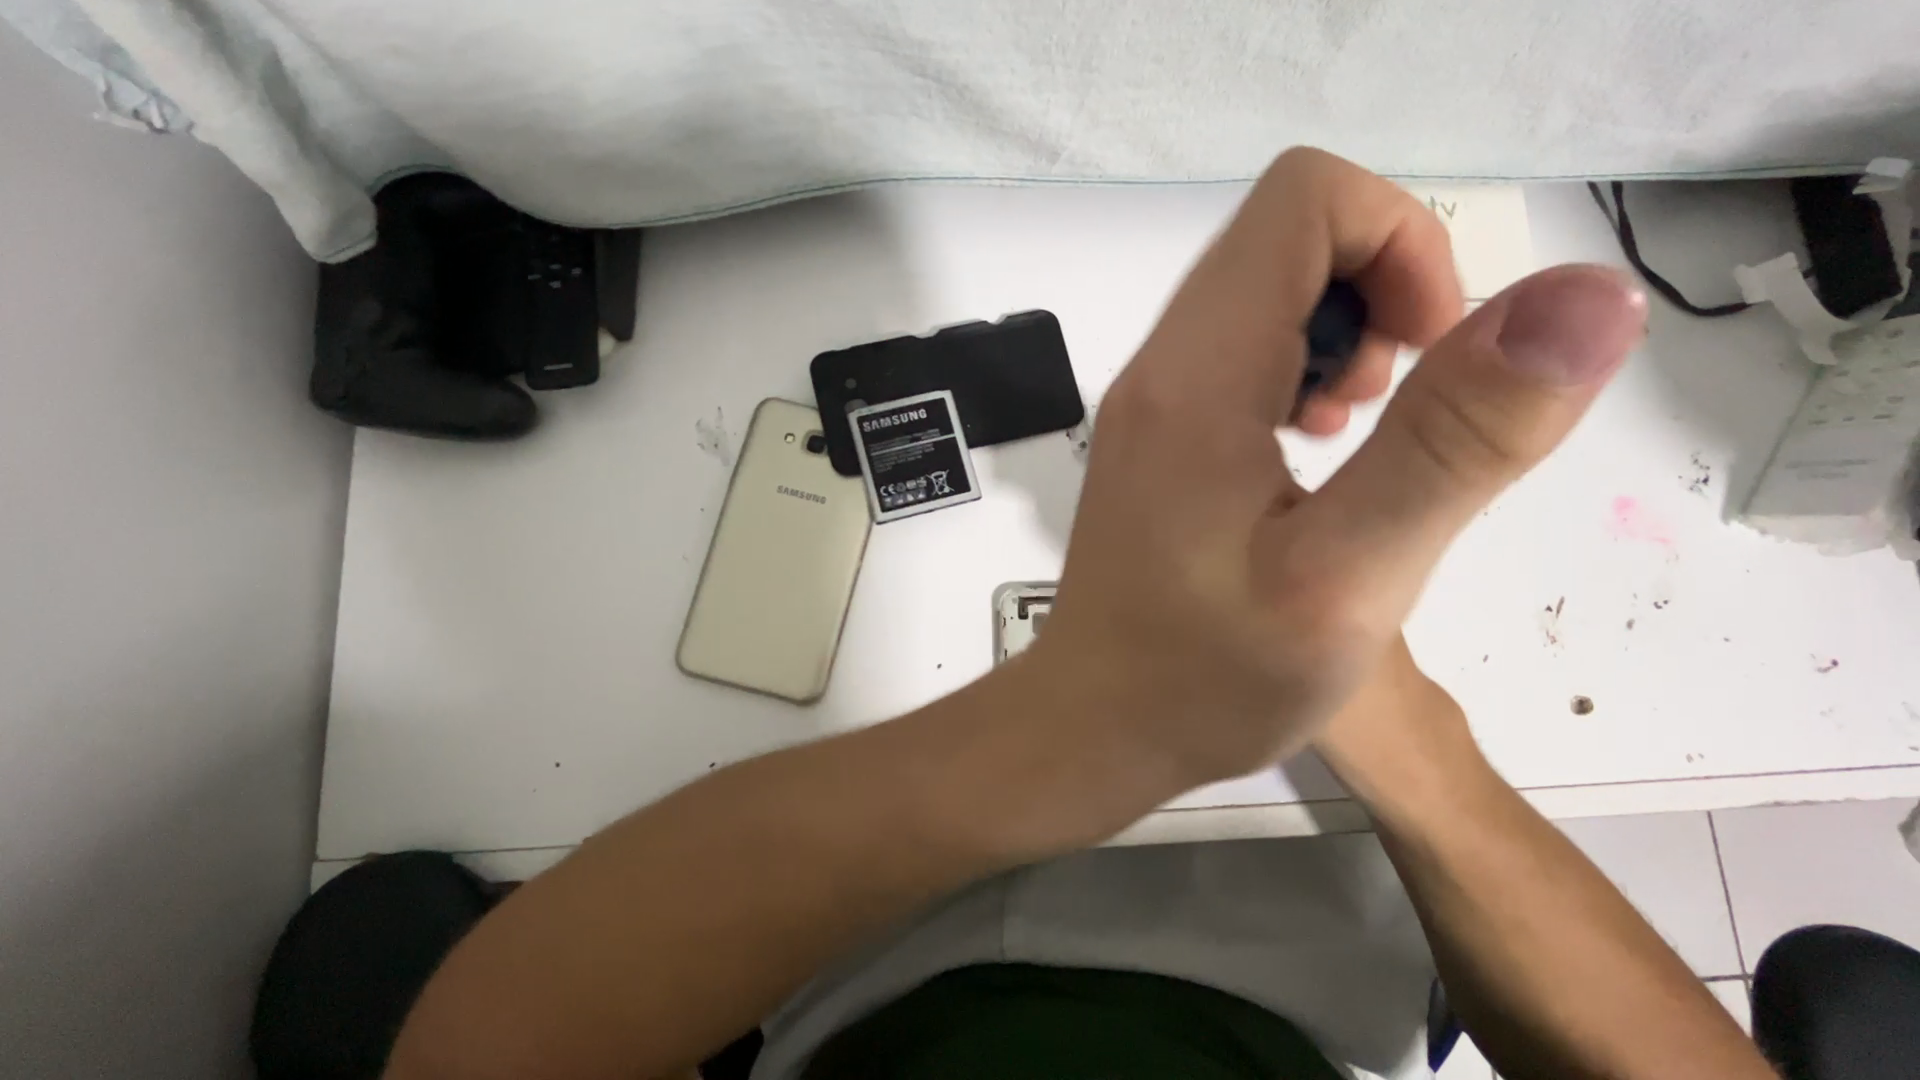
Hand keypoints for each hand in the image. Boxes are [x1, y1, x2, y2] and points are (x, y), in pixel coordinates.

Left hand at [1030, 147, 1646, 791]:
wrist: (1097, 725)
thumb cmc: (1207, 676)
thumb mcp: (1349, 577)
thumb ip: (1457, 440)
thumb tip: (1585, 296)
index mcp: (1198, 373)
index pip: (1305, 198)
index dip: (1402, 245)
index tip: (1430, 359)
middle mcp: (1163, 364)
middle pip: (1291, 239)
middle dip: (1383, 301)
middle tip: (1394, 419)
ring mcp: (1155, 400)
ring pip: (1272, 298)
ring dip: (1349, 348)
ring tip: (1356, 450)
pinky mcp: (1162, 437)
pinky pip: (1246, 357)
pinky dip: (1306, 383)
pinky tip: (1313, 467)